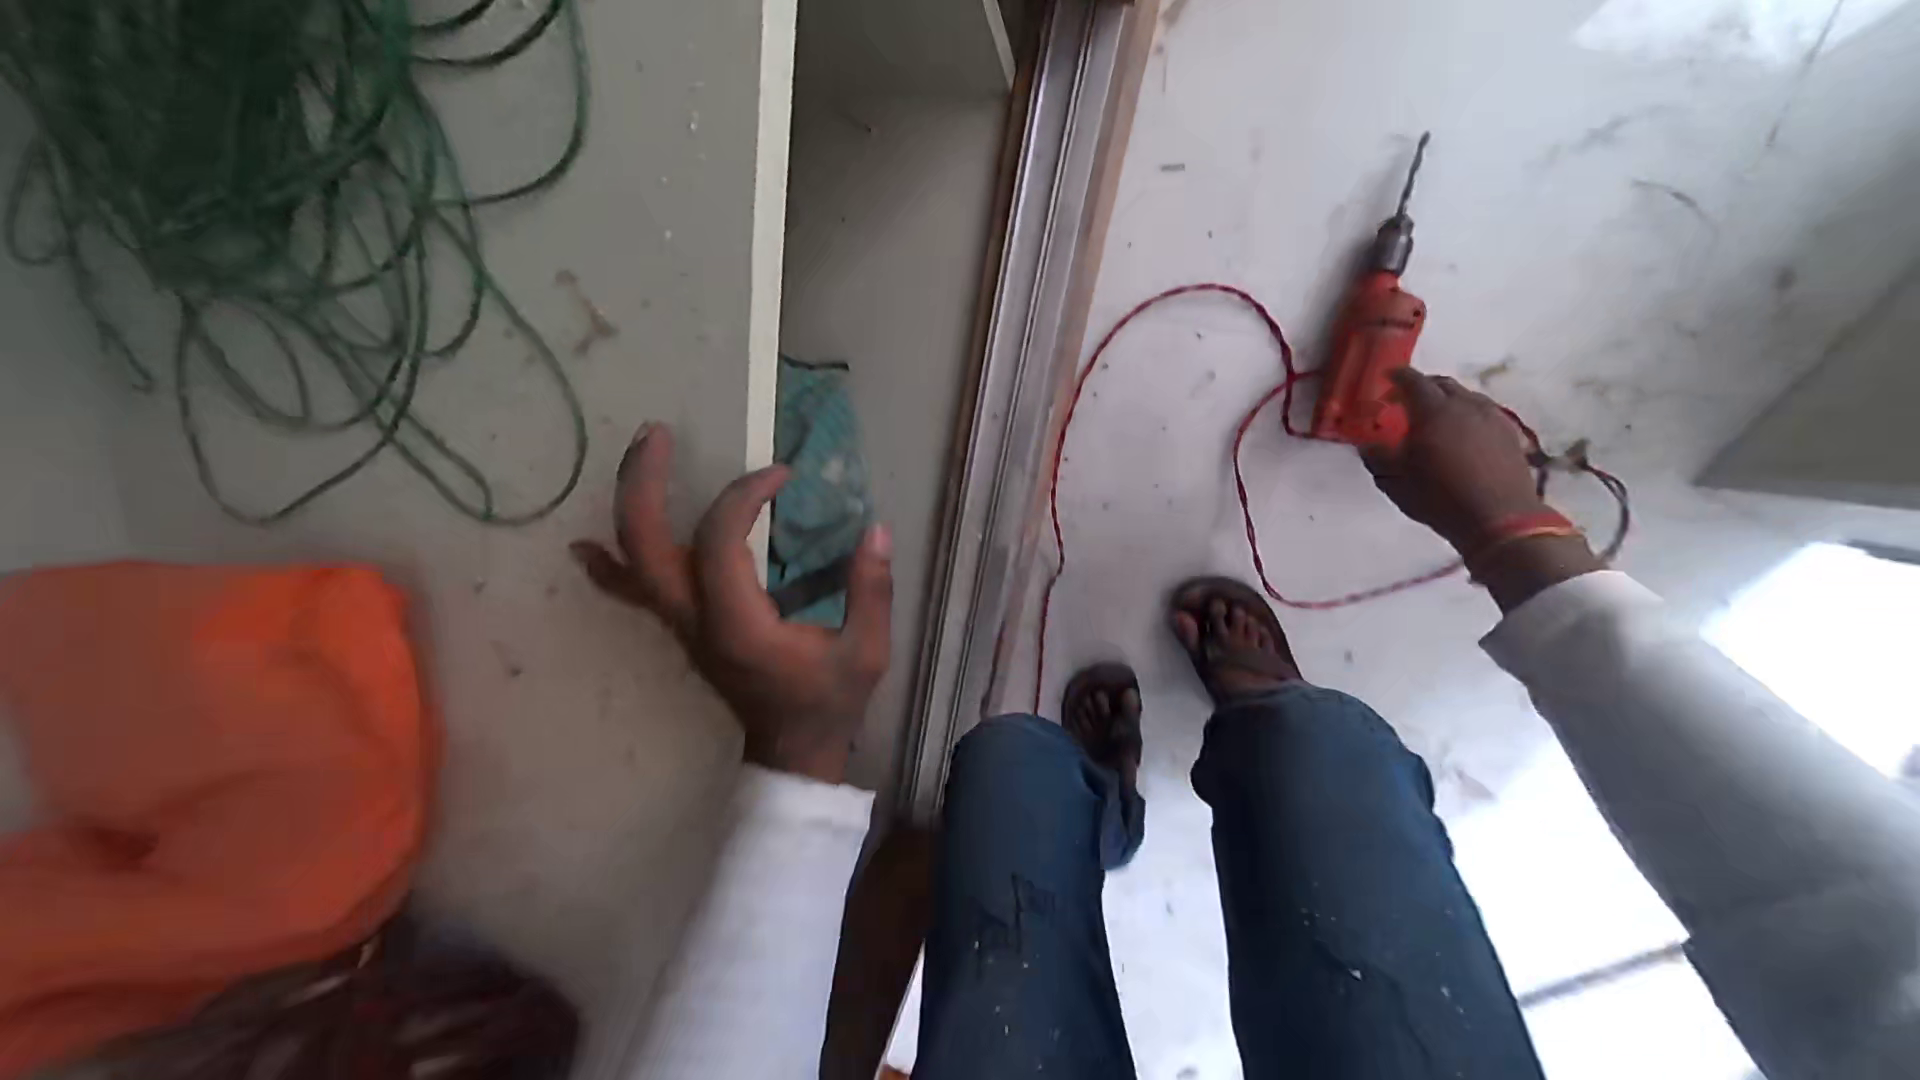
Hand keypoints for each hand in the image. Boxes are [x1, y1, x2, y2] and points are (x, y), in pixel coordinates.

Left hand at [570, 423, 892, 784]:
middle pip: (645, 543)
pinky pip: (633, 592)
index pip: (720, 540)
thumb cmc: (829, 702)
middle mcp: (695, 621)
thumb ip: (871, 590)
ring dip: (630, 504)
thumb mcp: (866, 651)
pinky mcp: (682, 630)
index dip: (745, 496)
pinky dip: (608, 565)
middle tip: (657, 434)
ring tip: (641, 455)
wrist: (792, 752)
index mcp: (739, 624)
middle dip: (645, 482)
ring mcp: (681, 627)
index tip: (782, 475)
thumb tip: (877, 530)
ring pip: (631, 562)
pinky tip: (587, 545)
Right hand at [1362, 369, 1547, 553]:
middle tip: (1404, 398)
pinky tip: (1460, 431)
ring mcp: (1491, 418)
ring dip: (1446, 399)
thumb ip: (1377, 457)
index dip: (1398, 376)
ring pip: (1466, 396)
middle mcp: (1465, 406)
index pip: (1413, 382)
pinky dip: (1466, 413)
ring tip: (1433, 415)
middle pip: (1442, 384)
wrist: (1498, 517)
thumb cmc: (1438, 497)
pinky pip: (1483, 411)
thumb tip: (1368, 444)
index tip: (1387, 377)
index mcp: (1433, 412)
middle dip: (1422, 386)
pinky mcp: (1508, 433)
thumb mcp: (1394, 480)